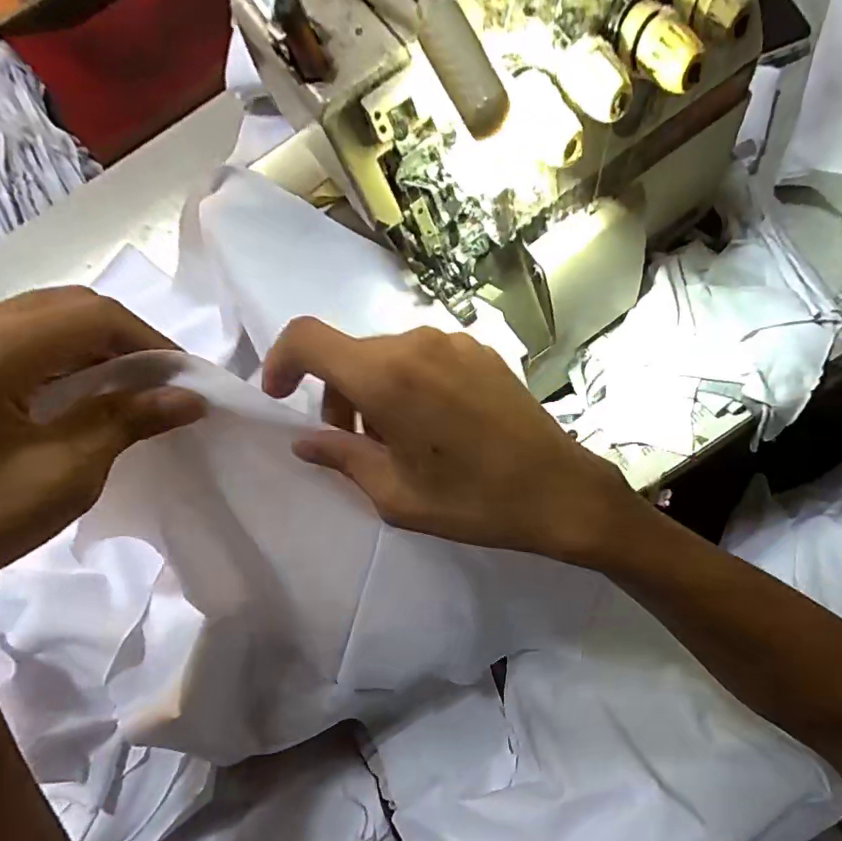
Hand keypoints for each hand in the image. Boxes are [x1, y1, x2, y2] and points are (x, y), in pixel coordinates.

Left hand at [0, 287, 204, 627]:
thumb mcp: (64, 474)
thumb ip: (126, 422)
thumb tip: (188, 398)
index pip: (88, 315)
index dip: (150, 341)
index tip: (186, 382)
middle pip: (60, 307)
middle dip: (124, 341)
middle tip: (163, 387)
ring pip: (34, 322)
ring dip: (90, 350)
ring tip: (128, 395)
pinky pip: (6, 344)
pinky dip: (55, 362)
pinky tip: (75, 400)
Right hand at [261, 318, 651, 564]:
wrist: (561, 491)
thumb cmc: (475, 502)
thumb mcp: (397, 495)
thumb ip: (343, 459)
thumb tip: (306, 442)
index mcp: (387, 376)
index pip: (307, 338)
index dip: (280, 361)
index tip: (280, 396)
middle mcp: (417, 343)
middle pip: (351, 354)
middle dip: (337, 394)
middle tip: (354, 445)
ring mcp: (455, 342)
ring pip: (389, 356)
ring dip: (375, 391)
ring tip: (399, 442)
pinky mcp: (483, 351)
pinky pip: (426, 358)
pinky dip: (410, 384)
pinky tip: (436, 428)